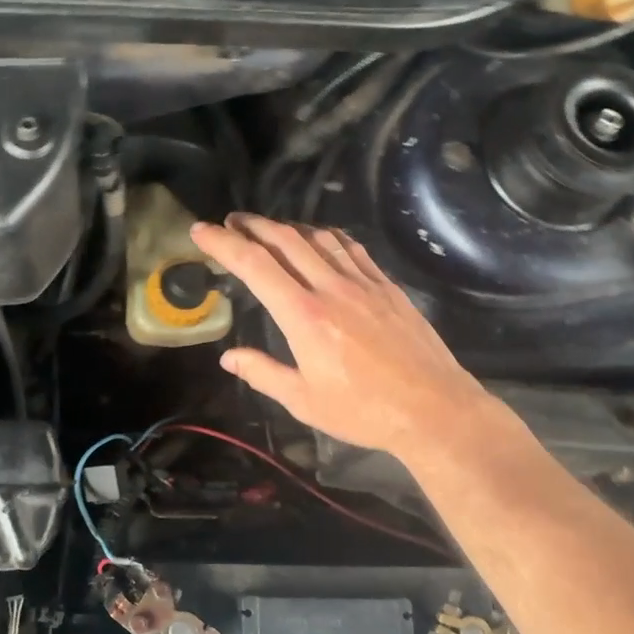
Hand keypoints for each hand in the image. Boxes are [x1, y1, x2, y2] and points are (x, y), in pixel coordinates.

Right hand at [191, 214, 500, 458]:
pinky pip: (352, 249)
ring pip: (319, 238)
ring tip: (269, 229)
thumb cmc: (363, 411)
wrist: (433, 409)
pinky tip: (321, 240)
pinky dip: (327, 237)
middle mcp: (331, 289)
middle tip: (230, 222)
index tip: (201, 231)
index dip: (223, 243)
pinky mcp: (388, 288)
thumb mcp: (303, 401)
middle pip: (285, 240)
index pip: (254, 265)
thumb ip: (263, 373)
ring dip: (288, 227)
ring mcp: (363, 284)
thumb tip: (229, 357)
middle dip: (252, 225)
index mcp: (303, 317)